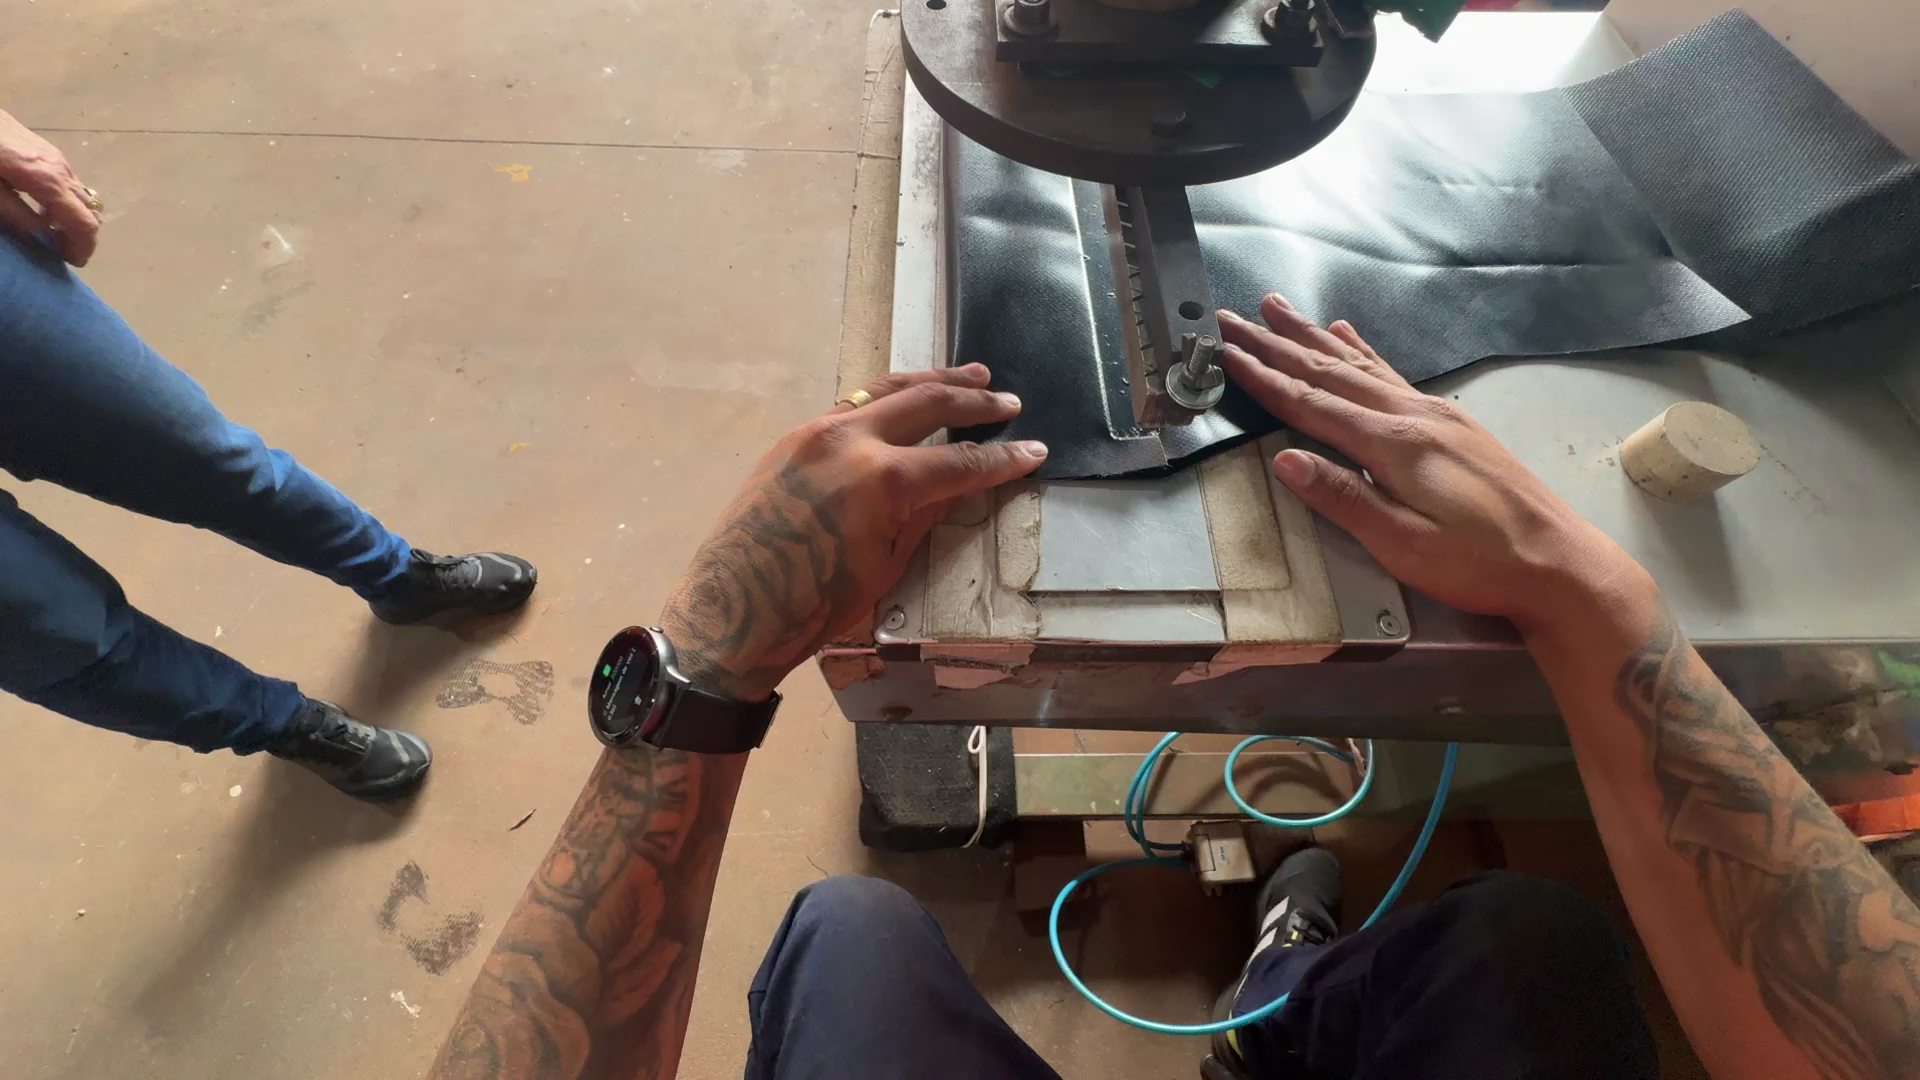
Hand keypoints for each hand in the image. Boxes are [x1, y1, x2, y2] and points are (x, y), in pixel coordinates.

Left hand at [0, 109, 100, 266]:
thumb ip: (14, 212)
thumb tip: (42, 234)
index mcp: (48, 182)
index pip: (84, 224)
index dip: (83, 247)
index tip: (72, 262)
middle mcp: (62, 171)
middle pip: (89, 210)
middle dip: (79, 232)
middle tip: (58, 245)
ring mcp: (55, 157)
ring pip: (80, 196)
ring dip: (71, 214)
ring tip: (48, 223)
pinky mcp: (43, 148)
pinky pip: (66, 181)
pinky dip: (62, 198)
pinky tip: (37, 198)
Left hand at [660, 364, 1047, 700]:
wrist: (736, 608)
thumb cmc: (819, 605)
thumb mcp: (889, 563)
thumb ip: (928, 512)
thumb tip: (964, 482)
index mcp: (883, 480)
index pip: (960, 462)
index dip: (1003, 459)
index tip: (1035, 450)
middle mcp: (851, 439)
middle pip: (927, 403)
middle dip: (974, 400)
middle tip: (1007, 399)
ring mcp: (817, 431)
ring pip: (886, 389)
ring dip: (932, 381)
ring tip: (969, 374)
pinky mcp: (795, 437)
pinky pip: (853, 404)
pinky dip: (888, 397)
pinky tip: (906, 399)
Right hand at [1218, 295, 1652, 635]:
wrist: (1560, 563)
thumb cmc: (1477, 561)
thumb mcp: (1402, 542)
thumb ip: (1343, 497)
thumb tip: (1285, 460)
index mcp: (1394, 443)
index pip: (1311, 404)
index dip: (1264, 379)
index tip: (1228, 354)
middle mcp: (1411, 414)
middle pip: (1327, 371)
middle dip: (1275, 343)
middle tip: (1235, 318)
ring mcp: (1432, 412)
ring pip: (1356, 363)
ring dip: (1310, 336)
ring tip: (1278, 308)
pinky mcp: (1447, 420)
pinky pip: (1390, 372)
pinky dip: (1361, 349)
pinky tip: (1346, 332)